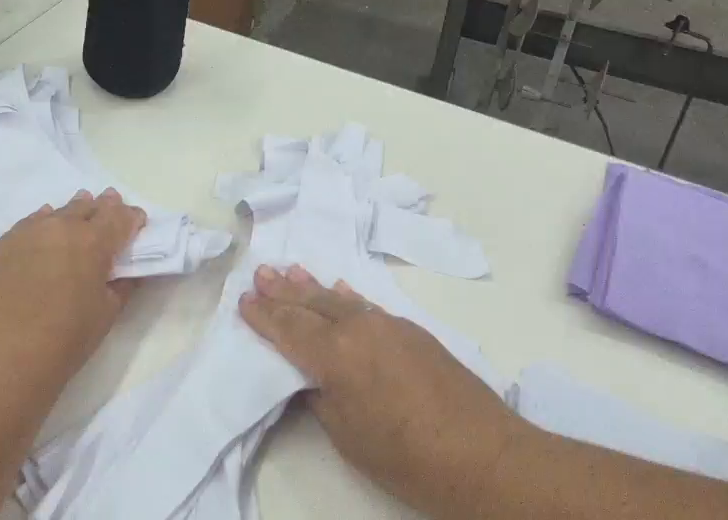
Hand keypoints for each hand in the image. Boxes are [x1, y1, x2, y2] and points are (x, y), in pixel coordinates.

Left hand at [0, 189, 146, 390]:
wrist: (1, 360)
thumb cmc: (64, 341)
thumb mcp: (106, 315)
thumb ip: (122, 285)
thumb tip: (126, 271)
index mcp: (92, 242)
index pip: (119, 218)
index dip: (131, 218)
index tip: (137, 220)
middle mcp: (60, 227)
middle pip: (87, 207)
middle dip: (103, 207)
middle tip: (111, 203)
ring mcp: (26, 233)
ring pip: (56, 212)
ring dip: (72, 212)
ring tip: (80, 208)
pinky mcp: (1, 246)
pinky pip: (28, 224)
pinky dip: (42, 223)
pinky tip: (43, 227)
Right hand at [239, 265, 525, 515]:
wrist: (484, 454)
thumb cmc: (406, 456)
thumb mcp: (348, 435)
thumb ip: (323, 396)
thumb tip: (314, 374)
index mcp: (334, 354)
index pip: (288, 328)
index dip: (263, 315)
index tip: (244, 300)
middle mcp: (357, 328)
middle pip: (311, 304)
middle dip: (283, 290)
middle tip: (260, 271)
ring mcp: (387, 324)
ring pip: (339, 298)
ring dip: (312, 286)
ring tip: (290, 270)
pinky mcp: (412, 330)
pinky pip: (366, 305)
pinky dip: (345, 296)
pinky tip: (339, 288)